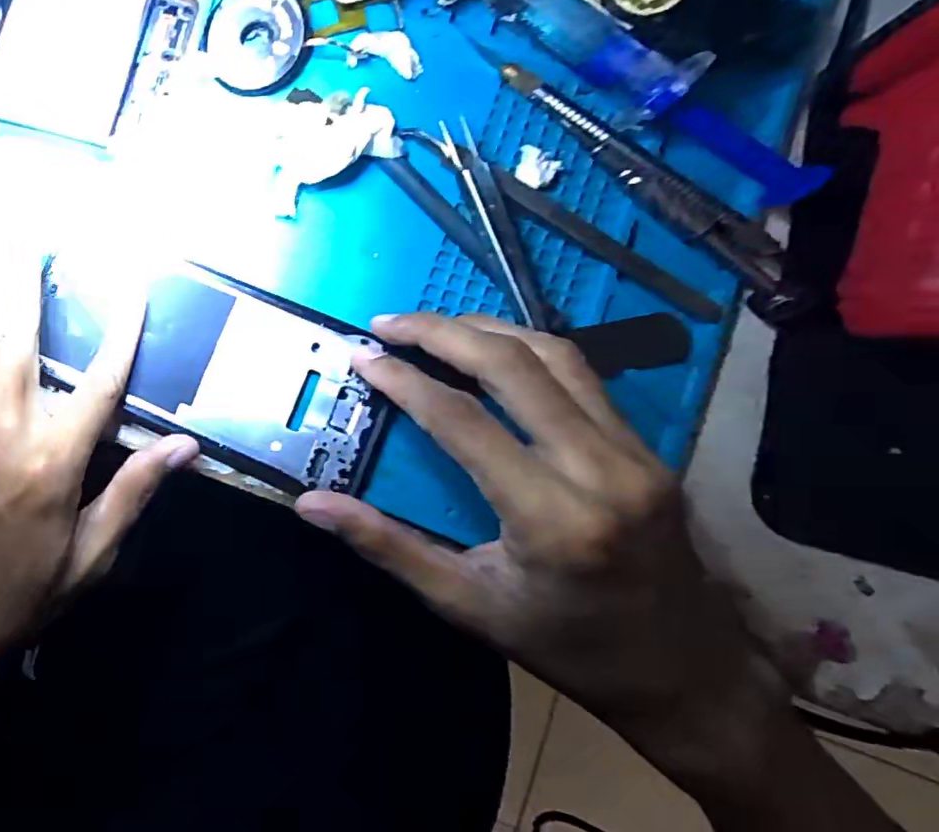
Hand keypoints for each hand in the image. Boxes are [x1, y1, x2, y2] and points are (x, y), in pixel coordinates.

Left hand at [0, 263, 199, 720]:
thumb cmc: (22, 592)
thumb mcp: (90, 556)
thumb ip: (133, 492)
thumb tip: (184, 447)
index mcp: (54, 462)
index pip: (100, 384)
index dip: (123, 334)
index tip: (135, 290)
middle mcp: (5, 430)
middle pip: (21, 341)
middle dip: (26, 286)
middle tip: (31, 238)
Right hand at [294, 314, 780, 750]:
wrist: (691, 677)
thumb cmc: (564, 644)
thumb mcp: (462, 602)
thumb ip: (384, 544)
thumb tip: (309, 504)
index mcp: (552, 517)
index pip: (464, 420)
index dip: (404, 380)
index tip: (361, 357)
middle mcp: (602, 472)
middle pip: (514, 367)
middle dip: (441, 332)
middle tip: (386, 323)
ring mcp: (635, 455)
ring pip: (556, 356)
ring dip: (485, 329)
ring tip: (430, 325)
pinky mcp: (647, 449)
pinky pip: (581, 374)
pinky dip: (523, 347)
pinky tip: (486, 348)